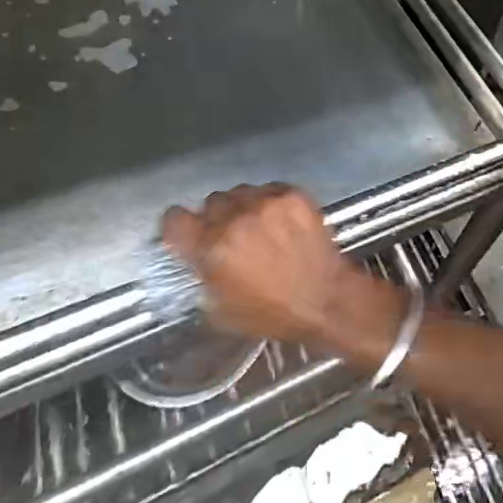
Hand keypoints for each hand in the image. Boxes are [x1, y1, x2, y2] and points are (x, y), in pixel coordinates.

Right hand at [161, 183, 376, 345]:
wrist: (328, 301)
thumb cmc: (274, 313)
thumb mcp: (222, 310)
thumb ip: (199, 278)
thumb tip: (189, 259)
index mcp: (212, 249)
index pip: (174, 218)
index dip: (177, 226)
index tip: (185, 232)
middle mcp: (234, 220)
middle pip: (210, 203)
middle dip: (216, 219)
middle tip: (232, 238)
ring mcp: (264, 203)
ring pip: (239, 193)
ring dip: (243, 209)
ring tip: (261, 230)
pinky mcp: (290, 194)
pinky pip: (268, 189)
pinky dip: (270, 203)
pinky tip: (281, 224)